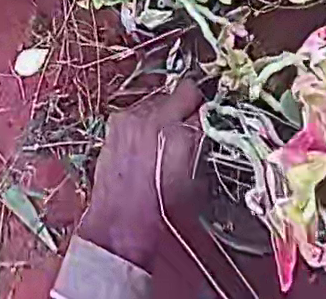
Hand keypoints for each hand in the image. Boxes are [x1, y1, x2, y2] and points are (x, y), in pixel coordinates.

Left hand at [76, 79, 204, 268]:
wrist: (119, 233)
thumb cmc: (162, 218)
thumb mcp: (196, 185)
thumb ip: (202, 145)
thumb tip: (207, 126)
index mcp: (179, 134)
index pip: (202, 103)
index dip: (208, 113)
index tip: (209, 122)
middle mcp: (154, 118)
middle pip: (181, 92)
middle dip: (187, 108)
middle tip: (190, 131)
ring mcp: (131, 117)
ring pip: (160, 98)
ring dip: (166, 113)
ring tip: (165, 141)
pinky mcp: (116, 122)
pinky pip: (140, 109)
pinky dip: (146, 120)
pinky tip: (147, 144)